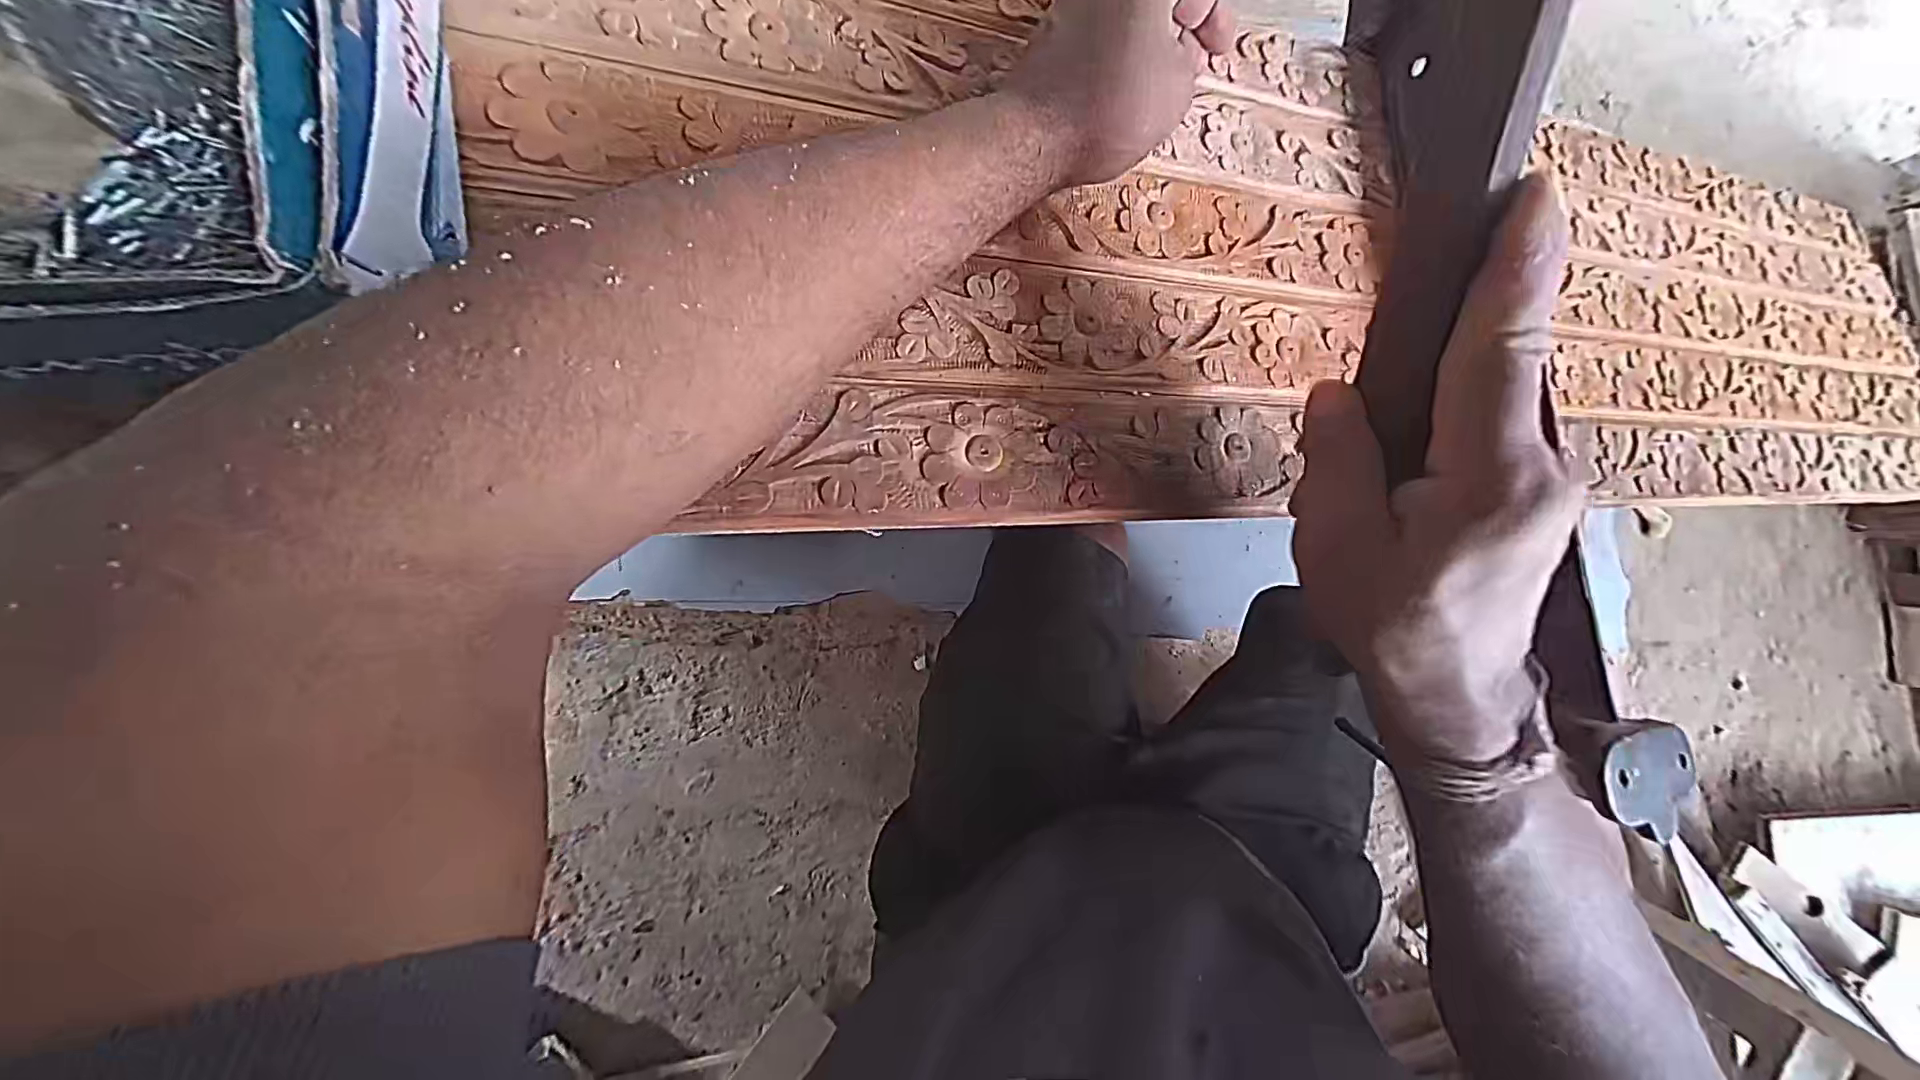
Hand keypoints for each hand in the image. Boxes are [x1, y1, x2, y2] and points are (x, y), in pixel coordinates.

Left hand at [1002, 0, 1235, 186]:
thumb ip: (1190, 57)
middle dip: (1183, 24)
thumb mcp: (1179, 86)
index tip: (1218, 42)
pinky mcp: (1054, 32)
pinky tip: (1126, 87)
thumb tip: (1181, 56)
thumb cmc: (1100, 110)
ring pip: (1130, 13)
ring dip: (1151, 39)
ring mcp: (1075, 4)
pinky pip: (1101, 31)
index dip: (1215, 17)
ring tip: (1160, 83)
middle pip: (1160, 0)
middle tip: (1195, 57)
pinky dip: (1120, 50)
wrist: (1037, 138)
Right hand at [1291, 175, 1582, 763]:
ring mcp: (1551, 480)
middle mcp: (1542, 466)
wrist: (1452, 694)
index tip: (1534, 199)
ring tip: (1377, 454)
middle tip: (1390, 366)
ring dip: (1436, 393)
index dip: (1514, 274)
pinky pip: (1492, 429)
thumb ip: (1339, 460)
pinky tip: (1403, 457)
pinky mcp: (1539, 494)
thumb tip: (1337, 395)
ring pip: (1490, 403)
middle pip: (1494, 371)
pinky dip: (1451, 417)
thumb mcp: (1339, 544)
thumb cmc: (1389, 625)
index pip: (1500, 355)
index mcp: (1489, 477)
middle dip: (1442, 345)